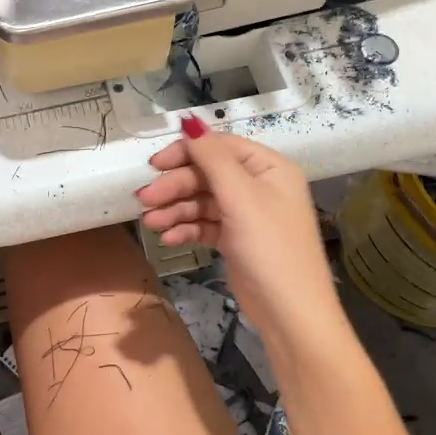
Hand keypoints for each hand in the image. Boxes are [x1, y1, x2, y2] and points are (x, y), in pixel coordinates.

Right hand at [136, 116, 338, 330]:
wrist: (290, 313)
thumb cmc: (271, 248)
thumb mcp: (241, 197)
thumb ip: (212, 157)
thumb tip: (190, 122)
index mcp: (269, 168)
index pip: (219, 147)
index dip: (185, 153)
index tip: (154, 165)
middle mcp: (259, 186)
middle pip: (206, 174)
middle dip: (175, 187)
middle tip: (144, 201)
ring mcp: (246, 214)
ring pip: (201, 201)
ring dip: (175, 210)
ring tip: (152, 224)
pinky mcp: (235, 239)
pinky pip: (204, 225)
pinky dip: (186, 229)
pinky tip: (169, 239)